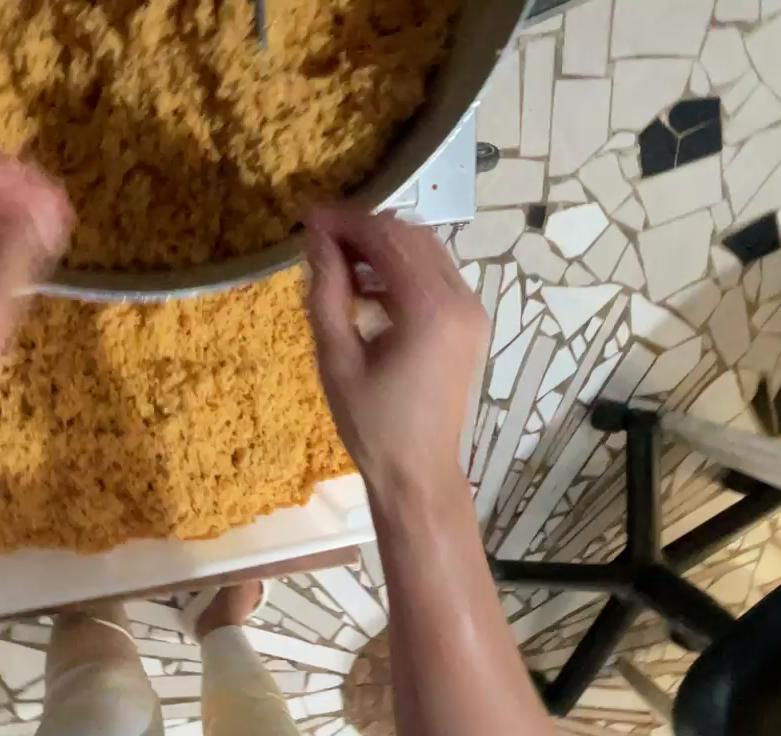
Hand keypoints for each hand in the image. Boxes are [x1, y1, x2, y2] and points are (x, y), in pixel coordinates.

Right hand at [304, 208, 487, 504]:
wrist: (418, 473)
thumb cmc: (372, 427)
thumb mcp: (337, 361)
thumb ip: (327, 295)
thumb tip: (316, 241)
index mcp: (431, 310)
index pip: (388, 237)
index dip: (346, 222)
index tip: (308, 218)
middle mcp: (461, 300)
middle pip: (412, 235)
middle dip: (365, 230)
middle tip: (320, 240)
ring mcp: (472, 311)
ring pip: (426, 253)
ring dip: (383, 250)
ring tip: (338, 267)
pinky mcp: (470, 325)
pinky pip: (435, 279)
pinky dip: (401, 273)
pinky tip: (367, 292)